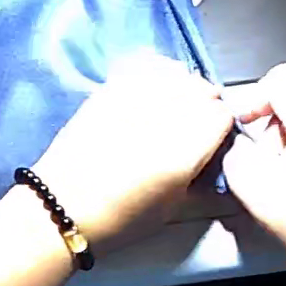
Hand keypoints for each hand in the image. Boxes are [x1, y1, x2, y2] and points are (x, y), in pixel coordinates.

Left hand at [29, 54, 232, 249]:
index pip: (223, 116)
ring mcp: (134, 97)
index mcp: (183, 151)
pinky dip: (158, 74)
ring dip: (184, 89)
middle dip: (205, 107)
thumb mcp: (171, 210)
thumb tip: (216, 160)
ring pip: (179, 74)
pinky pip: (148, 66)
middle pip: (203, 91)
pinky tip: (154, 92)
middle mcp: (162, 117)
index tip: (213, 141)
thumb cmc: (119, 219)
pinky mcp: (110, 88)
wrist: (62, 207)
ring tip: (173, 110)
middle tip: (193, 129)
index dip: (222, 128)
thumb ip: (201, 179)